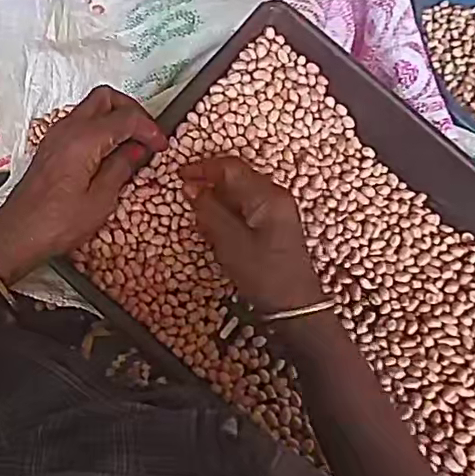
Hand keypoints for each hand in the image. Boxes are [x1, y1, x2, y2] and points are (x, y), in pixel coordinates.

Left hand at [0, 86, 166, 280]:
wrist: (17, 235)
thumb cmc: (57, 223)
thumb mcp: (101, 200)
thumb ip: (122, 167)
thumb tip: (138, 149)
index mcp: (83, 139)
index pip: (126, 117)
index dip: (149, 129)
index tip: (162, 146)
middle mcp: (67, 129)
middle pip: (106, 98)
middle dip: (132, 111)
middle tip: (147, 136)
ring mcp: (56, 136)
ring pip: (92, 108)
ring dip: (115, 119)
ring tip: (132, 146)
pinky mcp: (51, 147)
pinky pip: (81, 124)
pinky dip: (100, 130)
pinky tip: (110, 155)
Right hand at [181, 157, 325, 312]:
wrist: (294, 307)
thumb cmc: (264, 275)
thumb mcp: (230, 242)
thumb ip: (209, 211)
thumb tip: (191, 188)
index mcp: (267, 196)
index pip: (231, 168)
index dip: (203, 168)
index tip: (180, 175)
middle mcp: (275, 197)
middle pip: (236, 178)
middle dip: (208, 184)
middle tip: (185, 195)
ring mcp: (276, 212)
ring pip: (239, 194)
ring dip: (216, 200)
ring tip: (197, 216)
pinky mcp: (273, 227)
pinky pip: (245, 209)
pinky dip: (226, 213)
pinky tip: (214, 228)